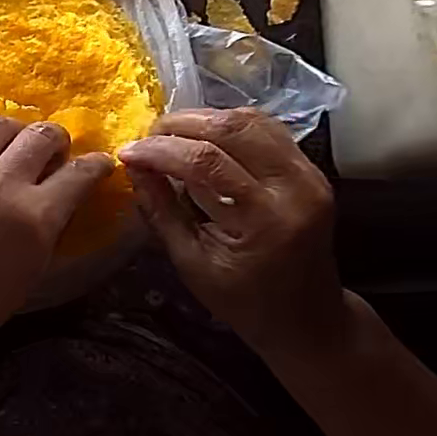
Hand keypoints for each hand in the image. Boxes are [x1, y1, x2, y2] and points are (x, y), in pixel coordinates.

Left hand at [0, 117, 112, 359]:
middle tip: (57, 156)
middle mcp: (2, 184)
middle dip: (60, 140)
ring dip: (19, 133)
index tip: (100, 165)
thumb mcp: (39, 262)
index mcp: (36, 214)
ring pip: (0, 125)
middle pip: (42, 134)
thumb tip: (68, 189)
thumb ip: (55, 219)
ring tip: (20, 150)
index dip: (97, 165)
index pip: (81, 171)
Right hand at [118, 108, 346, 351]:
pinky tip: (198, 138)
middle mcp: (296, 188)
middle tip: (145, 137)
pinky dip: (226, 126)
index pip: (206, 163)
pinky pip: (266, 130)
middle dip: (180, 125)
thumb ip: (160, 209)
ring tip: (167, 135)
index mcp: (265, 220)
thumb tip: (133, 166)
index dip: (159, 151)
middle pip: (234, 129)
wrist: (305, 316)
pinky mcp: (309, 169)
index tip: (126, 153)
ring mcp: (309, 174)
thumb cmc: (240, 299)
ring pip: (253, 120)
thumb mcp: (189, 260)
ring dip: (203, 119)